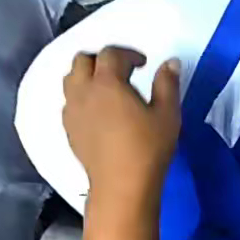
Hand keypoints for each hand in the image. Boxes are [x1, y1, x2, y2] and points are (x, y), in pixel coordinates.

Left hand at [63, 46, 181, 205]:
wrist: (122, 186)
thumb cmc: (148, 148)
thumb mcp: (167, 115)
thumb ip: (168, 84)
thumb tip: (170, 63)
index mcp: (107, 83)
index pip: (111, 53)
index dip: (128, 53)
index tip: (143, 64)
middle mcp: (83, 91)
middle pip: (82, 60)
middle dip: (102, 59)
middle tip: (122, 71)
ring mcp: (72, 111)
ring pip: (70, 80)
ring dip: (86, 76)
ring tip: (106, 88)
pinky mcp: (69, 130)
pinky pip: (69, 102)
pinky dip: (81, 97)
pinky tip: (98, 112)